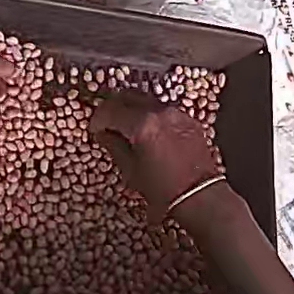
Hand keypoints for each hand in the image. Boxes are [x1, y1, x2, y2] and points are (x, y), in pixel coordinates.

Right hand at [89, 93, 229, 225]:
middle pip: (128, 96)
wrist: (199, 196)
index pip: (111, 110)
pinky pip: (163, 110)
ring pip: (147, 100)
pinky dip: (151, 116)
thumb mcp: (131, 170)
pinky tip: (148, 132)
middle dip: (113, 108)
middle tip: (106, 123)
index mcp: (143, 125)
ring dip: (132, 109)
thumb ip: (114, 146)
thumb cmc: (163, 190)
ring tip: (126, 128)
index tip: (94, 128)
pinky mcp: (189, 121)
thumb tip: (103, 133)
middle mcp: (160, 112)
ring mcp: (177, 114)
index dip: (98, 118)